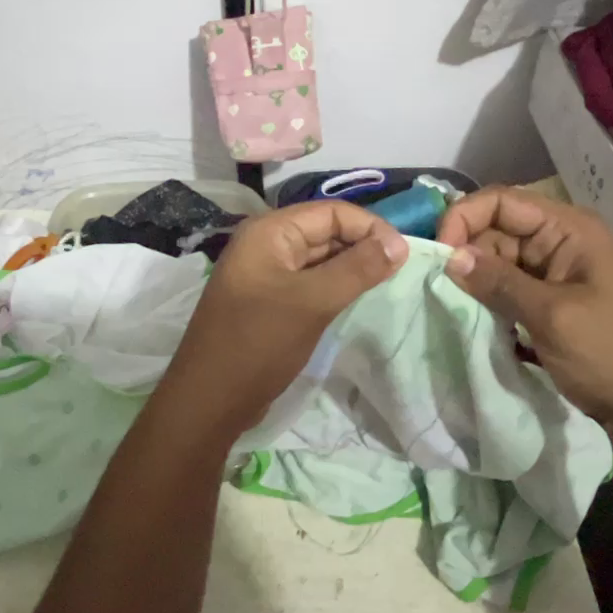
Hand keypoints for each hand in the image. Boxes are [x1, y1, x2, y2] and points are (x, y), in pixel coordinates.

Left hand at [157, 201, 408, 440]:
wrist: (209, 400)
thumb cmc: (259, 342)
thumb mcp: (313, 302)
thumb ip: (357, 269)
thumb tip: (400, 244)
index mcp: (269, 232)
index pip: (331, 212)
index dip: (370, 227)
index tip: (404, 255)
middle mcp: (265, 244)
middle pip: (325, 231)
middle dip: (363, 246)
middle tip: (400, 273)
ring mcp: (265, 274)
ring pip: (319, 258)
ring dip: (351, 268)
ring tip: (386, 286)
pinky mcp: (268, 301)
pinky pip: (309, 282)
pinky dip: (335, 287)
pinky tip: (357, 301)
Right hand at [437, 186, 612, 426]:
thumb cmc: (611, 355)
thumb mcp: (551, 316)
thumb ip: (499, 282)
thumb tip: (449, 257)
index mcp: (568, 229)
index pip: (501, 200)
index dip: (464, 217)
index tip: (438, 254)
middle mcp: (559, 241)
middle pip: (495, 228)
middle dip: (463, 250)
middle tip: (436, 285)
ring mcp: (554, 272)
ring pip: (496, 259)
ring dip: (472, 277)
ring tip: (447, 301)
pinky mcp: (548, 301)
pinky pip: (505, 287)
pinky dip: (485, 297)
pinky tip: (468, 314)